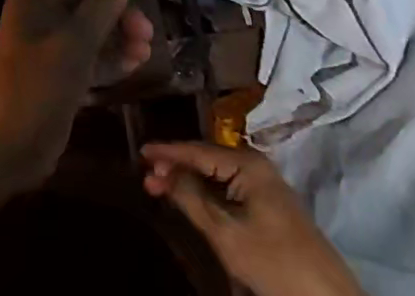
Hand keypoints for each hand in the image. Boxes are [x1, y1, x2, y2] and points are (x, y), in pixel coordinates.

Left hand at [0, 0, 152, 188]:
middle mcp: (41, 20)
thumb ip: (103, 6)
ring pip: (92, 34)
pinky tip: (134, 65)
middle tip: (147, 30)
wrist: (5, 147)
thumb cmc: (38, 85)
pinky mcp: (59, 79)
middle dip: (119, 14)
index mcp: (37, 1)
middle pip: (88, 4)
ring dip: (119, 38)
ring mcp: (49, 51)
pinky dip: (110, 60)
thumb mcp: (75, 41)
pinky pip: (89, 60)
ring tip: (146, 50)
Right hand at [142, 141, 365, 295]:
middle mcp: (255, 165)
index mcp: (247, 164)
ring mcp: (264, 185)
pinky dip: (206, 192)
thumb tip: (164, 172)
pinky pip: (228, 188)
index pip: (198, 150)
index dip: (167, 152)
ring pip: (216, 174)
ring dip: (189, 181)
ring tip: (161, 188)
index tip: (140, 152)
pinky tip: (190, 200)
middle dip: (176, 167)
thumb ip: (191, 198)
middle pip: (206, 158)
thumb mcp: (225, 233)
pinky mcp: (268, 205)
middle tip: (146, 179)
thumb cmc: (274, 263)